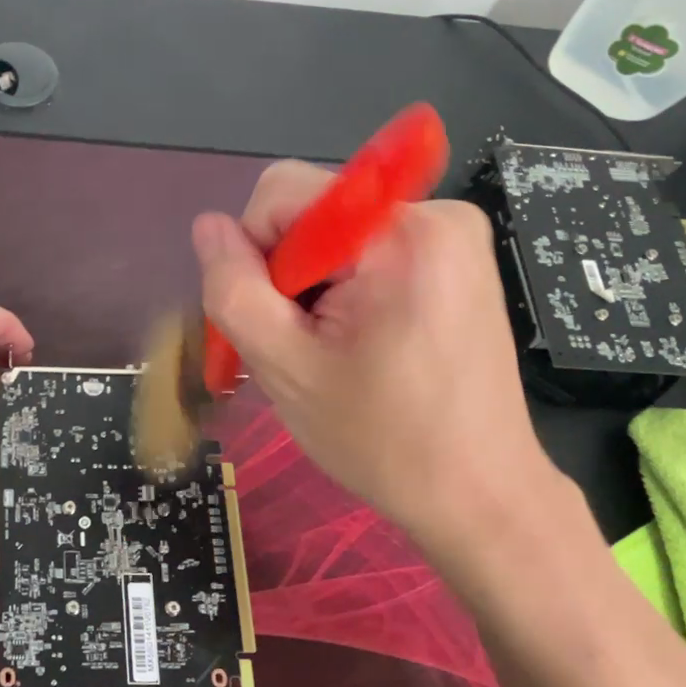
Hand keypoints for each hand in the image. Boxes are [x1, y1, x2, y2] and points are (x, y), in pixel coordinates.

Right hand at [193, 160, 556, 548]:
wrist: (479, 492)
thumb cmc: (381, 439)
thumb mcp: (284, 367)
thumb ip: (234, 290)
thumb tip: (207, 228)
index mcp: (399, 232)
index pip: (282, 194)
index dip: (255, 255)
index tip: (275, 323)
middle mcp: (436, 213)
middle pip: (311, 214)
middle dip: (287, 277)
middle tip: (301, 349)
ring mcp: (454, 238)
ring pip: (335, 237)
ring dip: (314, 290)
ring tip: (333, 354)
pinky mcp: (459, 263)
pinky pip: (370, 253)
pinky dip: (346, 293)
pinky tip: (360, 346)